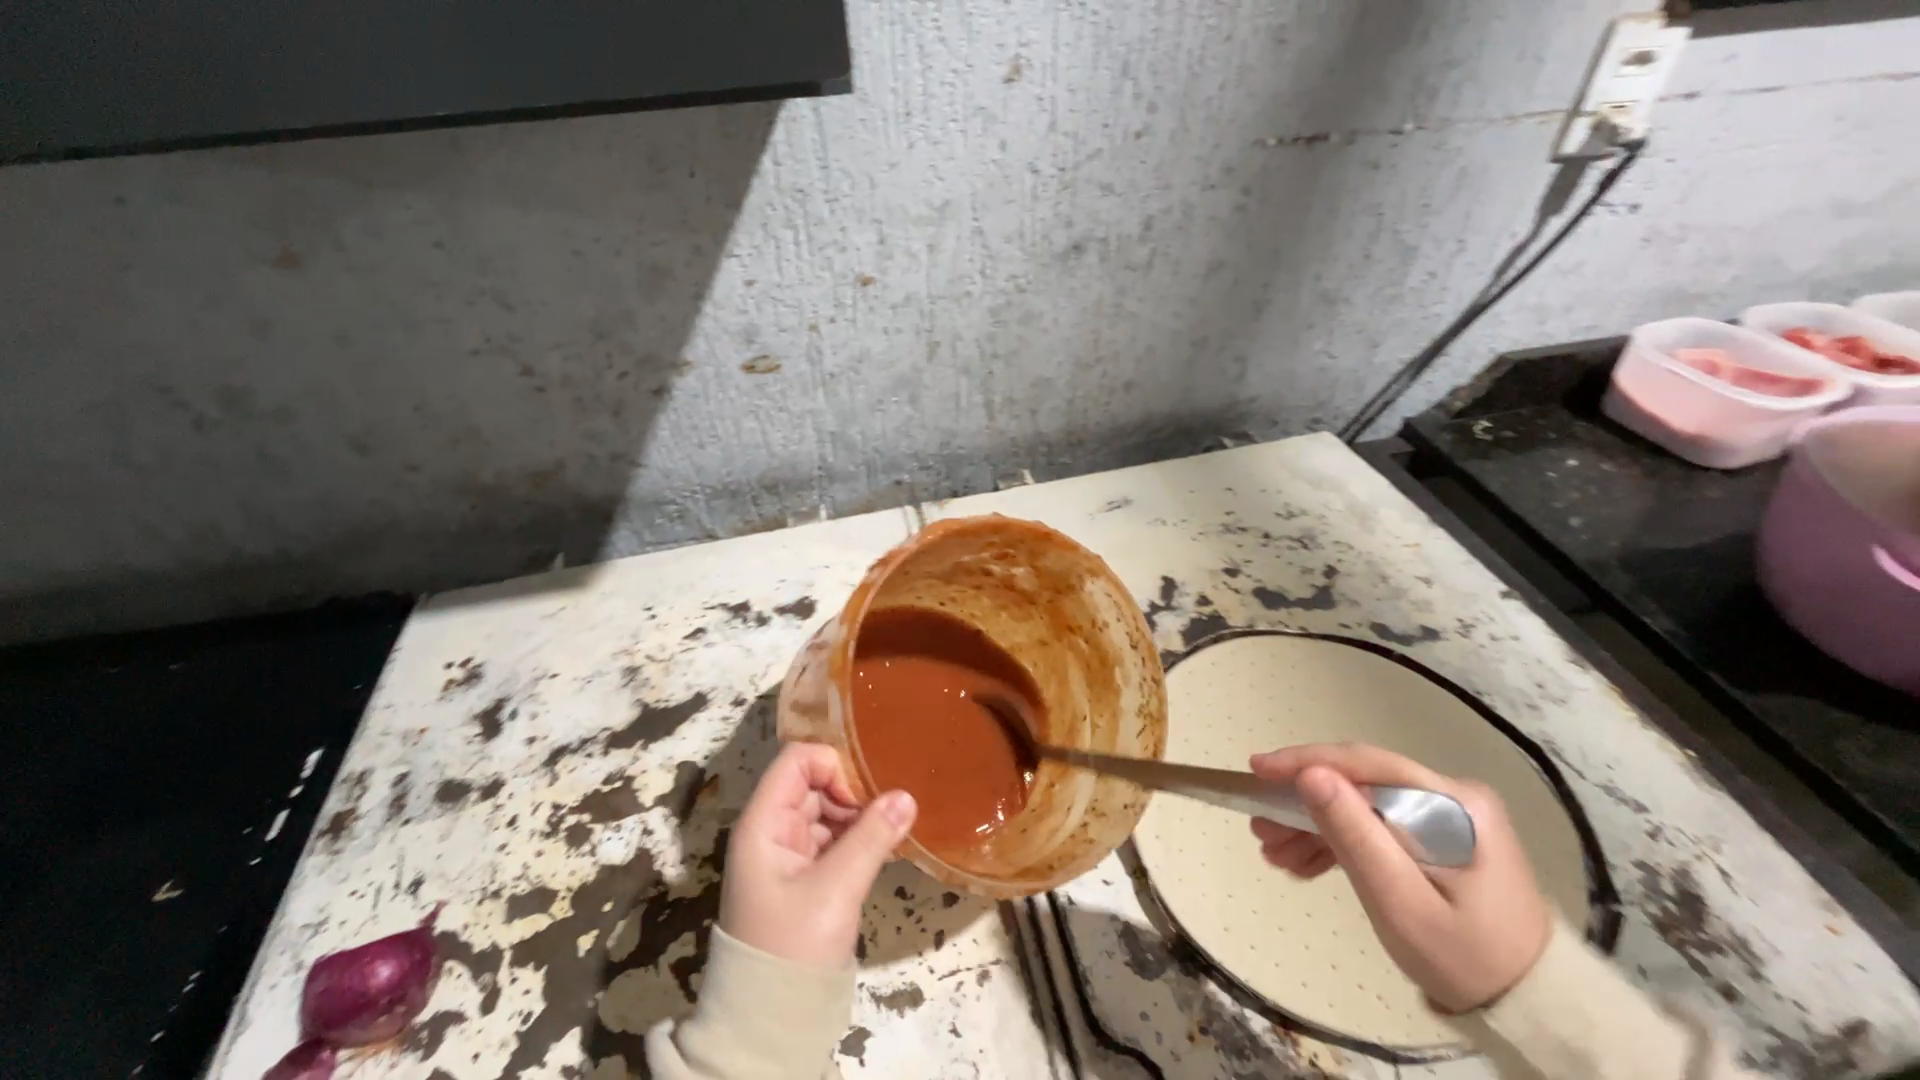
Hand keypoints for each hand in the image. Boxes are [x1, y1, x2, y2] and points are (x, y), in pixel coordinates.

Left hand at [718, 743, 917, 968]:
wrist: (771, 1019)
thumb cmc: (794, 945)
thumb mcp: (835, 890)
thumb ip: (871, 838)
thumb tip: (907, 796)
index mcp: (763, 824)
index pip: (796, 762)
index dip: (834, 765)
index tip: (867, 794)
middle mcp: (772, 831)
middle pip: (814, 784)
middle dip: (853, 791)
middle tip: (890, 812)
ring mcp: (788, 855)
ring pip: (827, 812)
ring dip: (860, 816)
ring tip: (894, 830)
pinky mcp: (805, 878)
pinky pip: (834, 840)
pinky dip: (859, 838)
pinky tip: (888, 846)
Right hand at [1248, 743, 1551, 1013]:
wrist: (1527, 1003)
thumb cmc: (1464, 958)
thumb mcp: (1400, 902)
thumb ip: (1355, 835)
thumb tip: (1310, 775)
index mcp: (1452, 803)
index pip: (1367, 764)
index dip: (1305, 761)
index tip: (1256, 770)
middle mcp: (1450, 796)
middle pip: (1360, 784)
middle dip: (1303, 803)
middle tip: (1259, 830)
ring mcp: (1445, 816)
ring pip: (1362, 804)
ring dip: (1314, 826)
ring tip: (1273, 854)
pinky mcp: (1438, 836)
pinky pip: (1376, 825)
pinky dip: (1338, 841)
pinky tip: (1303, 863)